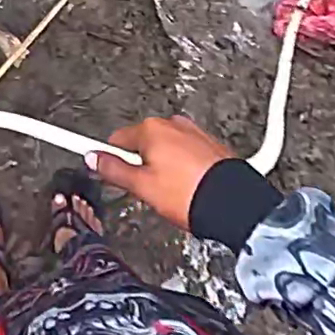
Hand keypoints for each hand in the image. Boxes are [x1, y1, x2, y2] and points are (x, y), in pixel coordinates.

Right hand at [87, 115, 233, 231]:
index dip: (108, 157)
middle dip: (140, 163)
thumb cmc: (194, 196)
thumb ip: (114, 170)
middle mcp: (171, 124)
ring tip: (173, 192)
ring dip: (163, 164)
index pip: (115, 139)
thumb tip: (94, 158)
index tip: (97, 162)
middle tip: (147, 189)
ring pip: (165, 148)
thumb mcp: (143, 188)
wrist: (241, 209)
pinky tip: (189, 187)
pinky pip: (186, 152)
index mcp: (150, 130)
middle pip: (140, 143)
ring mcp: (193, 133)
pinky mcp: (211, 145)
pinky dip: (184, 166)